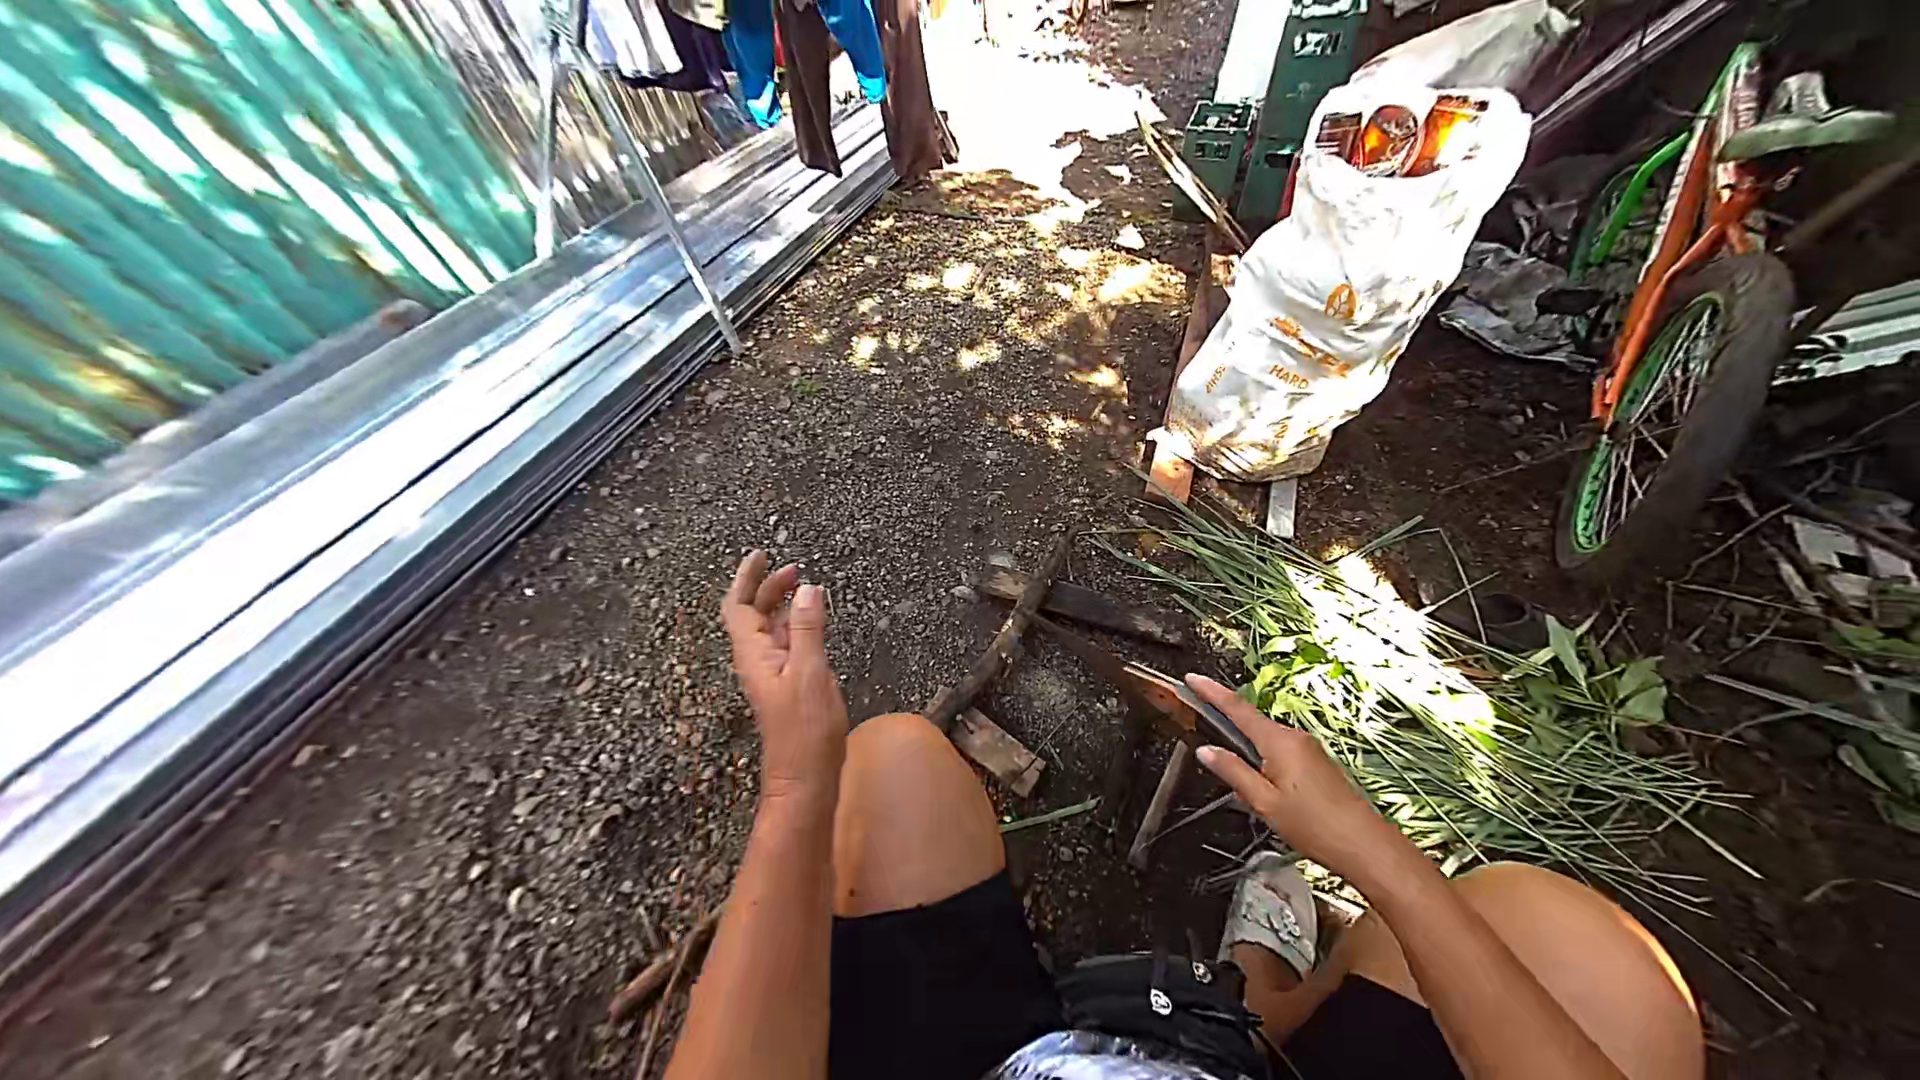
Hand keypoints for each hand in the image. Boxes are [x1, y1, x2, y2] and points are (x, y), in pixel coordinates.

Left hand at [722, 552, 849, 800]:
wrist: (806, 777)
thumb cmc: (805, 731)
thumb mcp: (809, 671)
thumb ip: (808, 628)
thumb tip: (809, 589)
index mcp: (754, 655)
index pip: (738, 607)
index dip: (746, 578)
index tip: (760, 555)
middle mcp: (758, 661)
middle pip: (755, 614)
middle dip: (770, 587)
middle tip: (794, 568)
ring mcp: (773, 673)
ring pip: (772, 628)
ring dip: (785, 605)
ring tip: (806, 588)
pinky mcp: (789, 684)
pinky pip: (789, 644)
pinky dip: (799, 625)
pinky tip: (815, 622)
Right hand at [1185, 674, 1421, 889]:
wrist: (1367, 848)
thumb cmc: (1316, 827)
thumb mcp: (1264, 802)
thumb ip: (1232, 771)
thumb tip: (1207, 751)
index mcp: (1279, 742)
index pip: (1236, 708)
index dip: (1211, 692)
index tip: (1192, 679)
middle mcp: (1295, 738)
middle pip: (1251, 723)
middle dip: (1228, 728)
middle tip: (1207, 739)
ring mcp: (1309, 749)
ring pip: (1266, 741)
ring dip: (1248, 751)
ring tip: (1241, 782)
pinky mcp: (1317, 763)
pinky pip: (1281, 751)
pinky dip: (1265, 760)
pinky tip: (1264, 787)